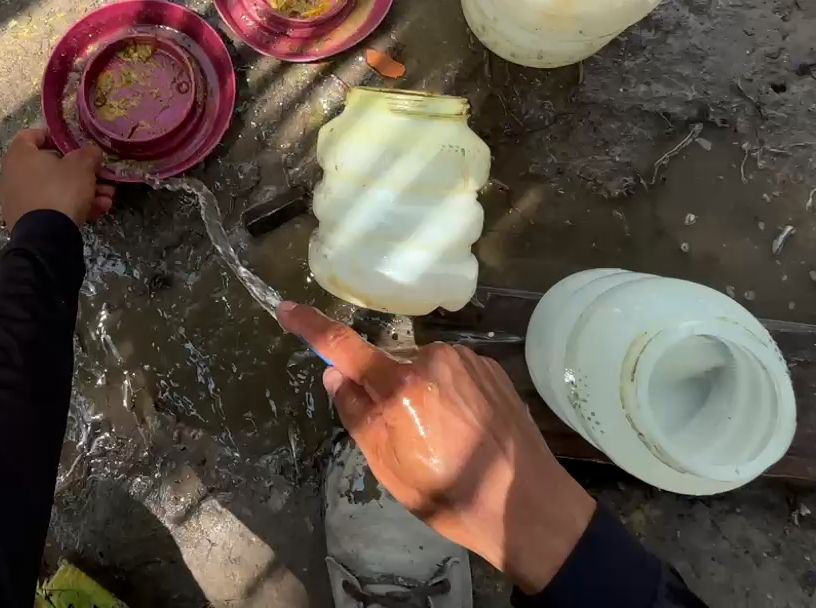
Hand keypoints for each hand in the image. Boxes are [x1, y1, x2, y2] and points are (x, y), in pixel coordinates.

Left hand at [0, 128, 114, 227]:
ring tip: (107, 197)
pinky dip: (71, 206)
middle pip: (48, 166)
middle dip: (79, 171)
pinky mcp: (25, 221)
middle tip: (99, 174)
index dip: (52, 135)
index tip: (72, 141)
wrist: (46, 237)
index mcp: (19, 156)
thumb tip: (91, 153)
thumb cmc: (60, 189)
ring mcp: (18, 200)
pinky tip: (98, 211)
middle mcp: (12, 176)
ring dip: (82, 191)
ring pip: (54, 189)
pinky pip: (51, 207)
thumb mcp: (82, 166)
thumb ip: (88, 154)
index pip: (30, 135)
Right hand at [278, 301, 595, 593]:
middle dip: (383, 387)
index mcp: (400, 386)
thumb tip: (335, 374)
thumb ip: (354, 412)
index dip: (310, 326)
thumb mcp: (387, 465)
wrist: (529, 507)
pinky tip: (464, 426)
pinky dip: (445, 390)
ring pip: (419, 365)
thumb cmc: (449, 493)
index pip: (343, 346)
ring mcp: (464, 359)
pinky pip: (449, 370)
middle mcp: (431, 358)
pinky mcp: (489, 366)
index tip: (286, 309)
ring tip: (442, 436)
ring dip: (416, 389)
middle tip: (403, 433)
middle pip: (386, 361)